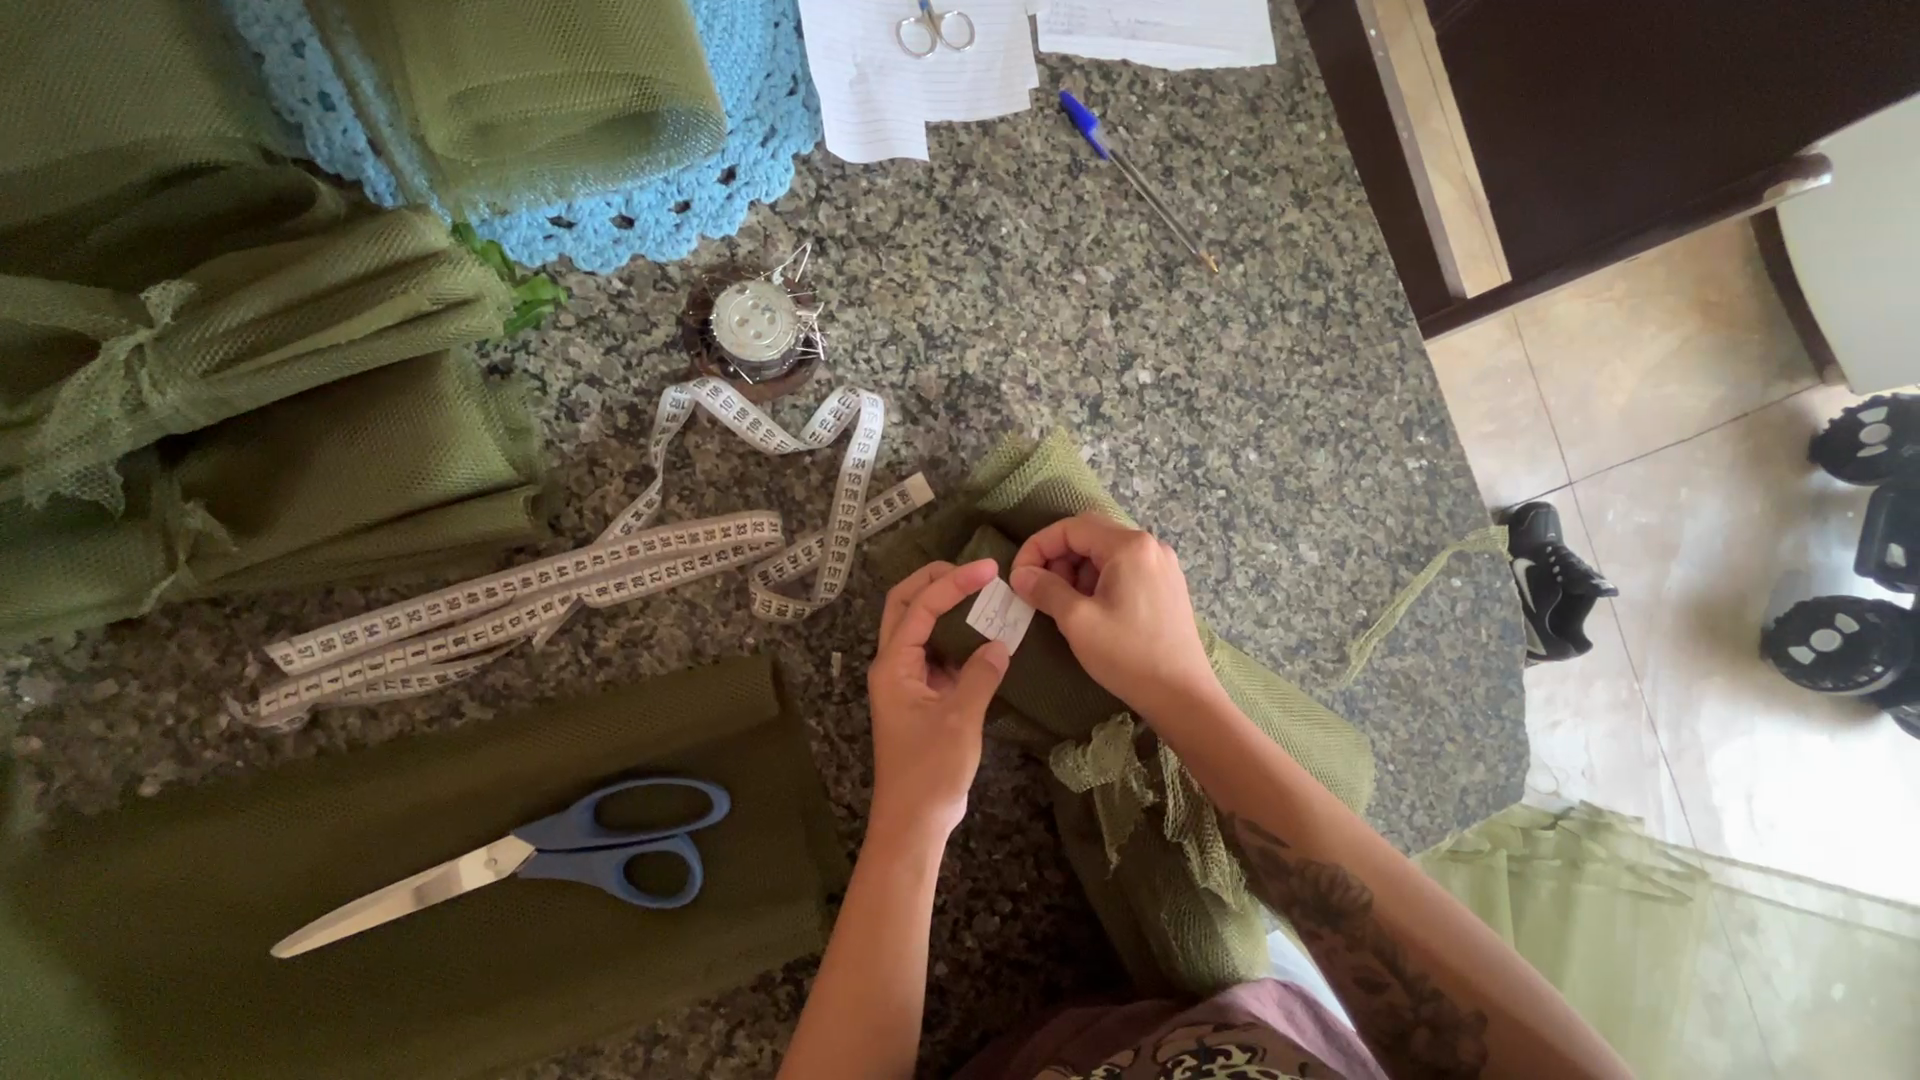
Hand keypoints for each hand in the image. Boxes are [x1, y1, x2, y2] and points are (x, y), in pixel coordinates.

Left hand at [866, 559, 1010, 841]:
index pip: (920, 607)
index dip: (953, 583)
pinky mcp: (921, 697)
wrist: (914, 821)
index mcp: (893, 666)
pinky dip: (958, 639)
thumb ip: (980, 675)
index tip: (988, 570)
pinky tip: (986, 637)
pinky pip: (937, 655)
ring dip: (947, 607)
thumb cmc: (930, 771)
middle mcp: (893, 666)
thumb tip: (999, 644)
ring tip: (983, 595)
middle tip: (975, 571)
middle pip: (905, 605)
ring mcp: (906, 682)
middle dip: (936, 581)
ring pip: (920, 628)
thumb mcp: (960, 719)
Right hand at [1009, 514, 1220, 719]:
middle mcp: (1150, 545)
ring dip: (1076, 571)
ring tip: (1064, 604)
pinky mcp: (1166, 584)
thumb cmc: (1127, 655)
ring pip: (1105, 552)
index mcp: (1129, 546)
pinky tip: (1091, 609)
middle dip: (1057, 558)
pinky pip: (1123, 568)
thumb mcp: (1077, 621)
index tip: (1019, 576)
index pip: (1071, 528)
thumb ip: (1045, 589)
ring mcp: (1162, 565)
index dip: (1037, 547)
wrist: (1182, 695)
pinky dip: (1098, 580)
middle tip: (1040, 590)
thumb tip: (1020, 575)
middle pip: (1090, 535)